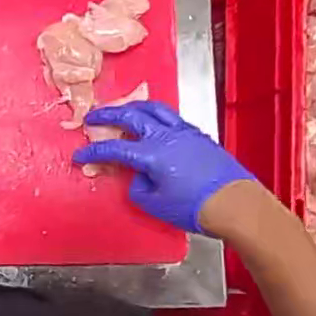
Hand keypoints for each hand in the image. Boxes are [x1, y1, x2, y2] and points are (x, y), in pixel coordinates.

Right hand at [72, 100, 254, 235]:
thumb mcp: (154, 202)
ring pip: (155, 109)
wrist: (235, 205)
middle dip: (108, 115)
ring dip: (133, 108)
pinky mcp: (198, 136)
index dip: (93, 151)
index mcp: (152, 153)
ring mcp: (185, 132)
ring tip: (122, 111)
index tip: (80, 155)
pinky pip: (171, 117)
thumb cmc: (193, 207)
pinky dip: (154, 116)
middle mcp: (167, 136)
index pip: (114, 148)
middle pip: (132, 116)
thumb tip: (138, 175)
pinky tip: (151, 124)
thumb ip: (137, 185)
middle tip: (93, 117)